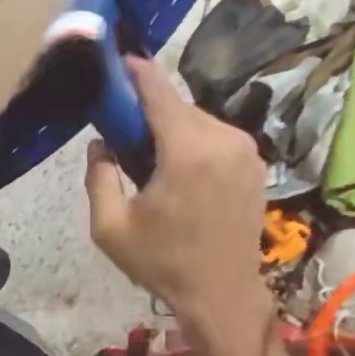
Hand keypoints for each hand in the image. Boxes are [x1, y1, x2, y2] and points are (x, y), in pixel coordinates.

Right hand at [85, 56, 268, 327]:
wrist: (221, 294)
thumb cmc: (162, 263)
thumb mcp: (110, 228)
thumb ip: (98, 178)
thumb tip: (100, 144)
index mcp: (188, 151)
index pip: (159, 92)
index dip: (136, 73)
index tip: (118, 61)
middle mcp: (224, 140)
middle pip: (179, 107)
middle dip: (151, 111)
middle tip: (125, 132)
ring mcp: (247, 152)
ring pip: (200, 121)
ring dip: (174, 129)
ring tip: (152, 159)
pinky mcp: (256, 165)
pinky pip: (218, 139)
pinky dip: (196, 143)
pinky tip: (181, 172)